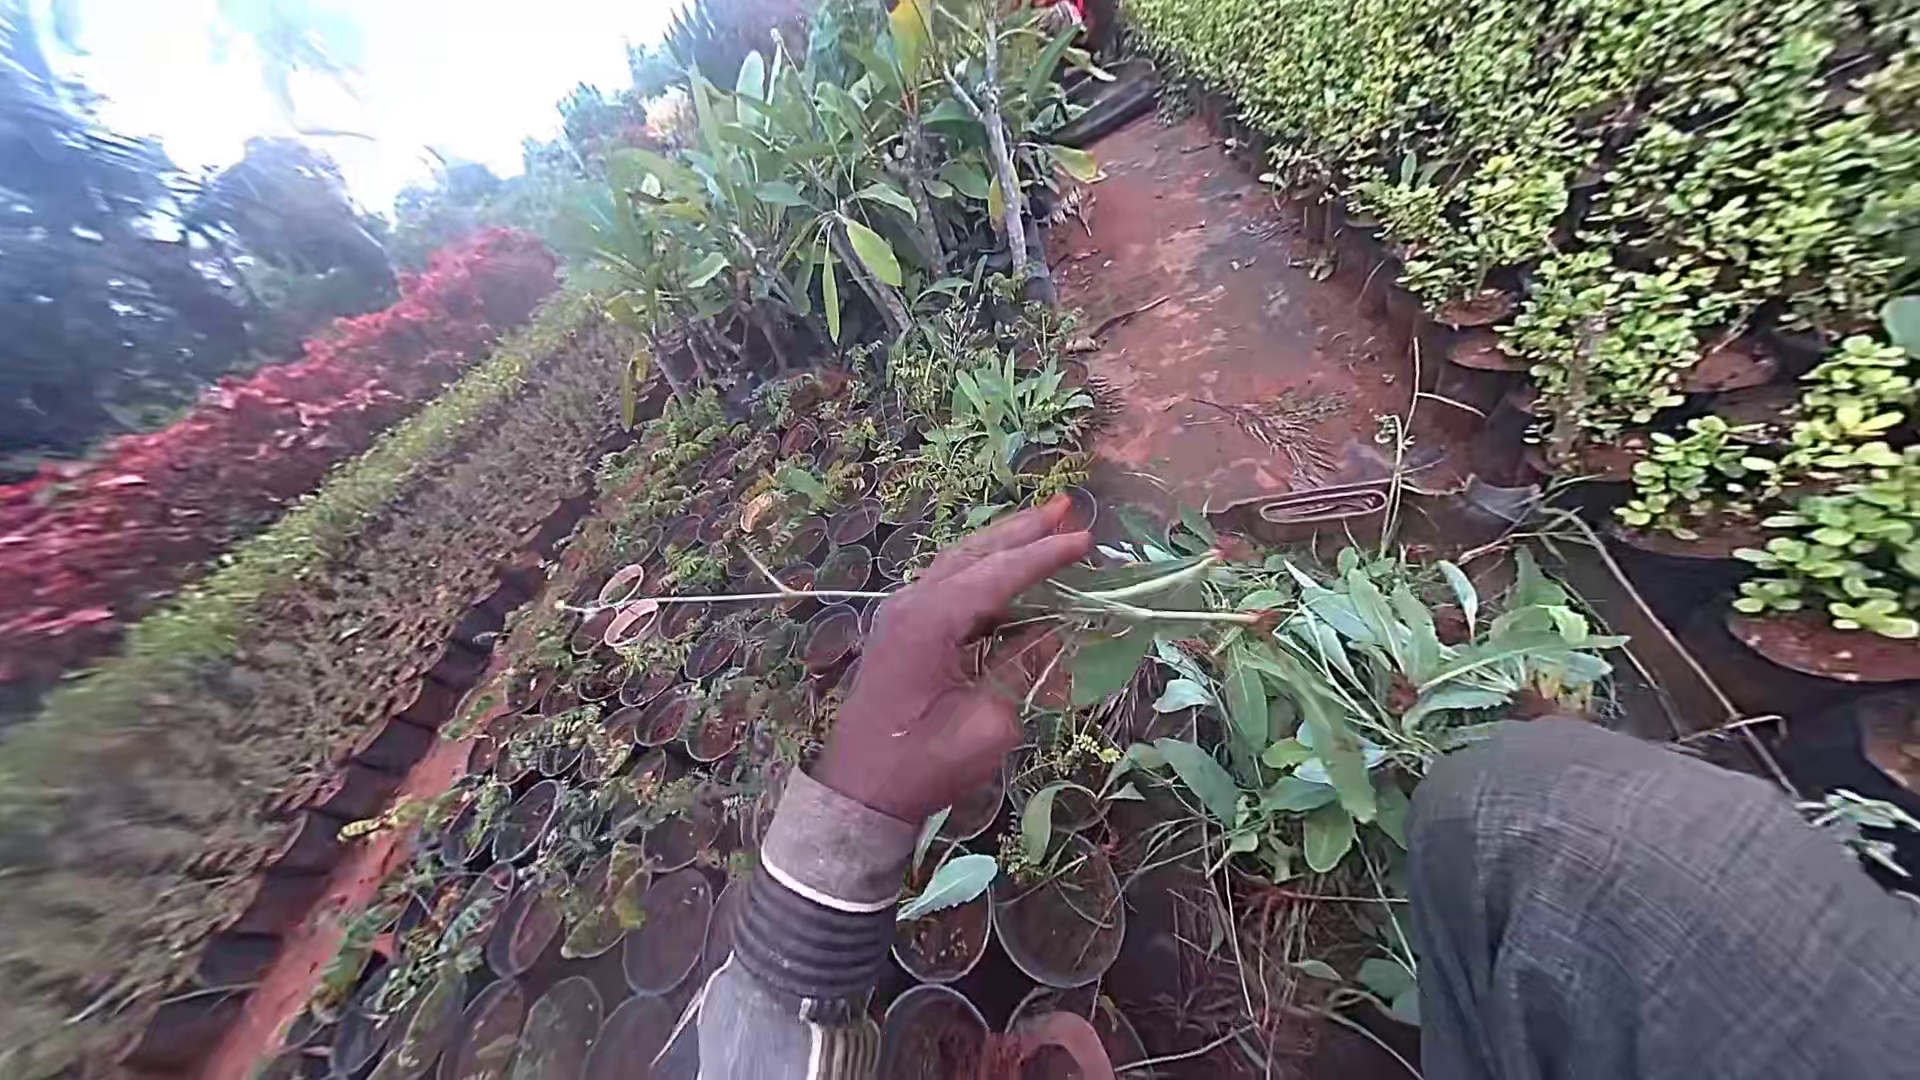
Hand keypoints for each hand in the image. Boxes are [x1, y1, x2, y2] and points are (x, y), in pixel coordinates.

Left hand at [814, 496, 1091, 821]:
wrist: (859, 790)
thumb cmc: (922, 765)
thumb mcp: (986, 724)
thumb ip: (1020, 666)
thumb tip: (1055, 629)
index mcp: (929, 622)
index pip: (998, 575)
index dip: (1044, 555)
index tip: (1086, 538)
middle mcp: (911, 603)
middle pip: (975, 552)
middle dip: (1023, 528)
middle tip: (1066, 506)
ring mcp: (901, 611)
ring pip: (958, 561)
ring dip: (1001, 541)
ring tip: (1043, 523)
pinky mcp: (901, 625)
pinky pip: (946, 581)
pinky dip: (981, 567)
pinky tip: (1005, 566)